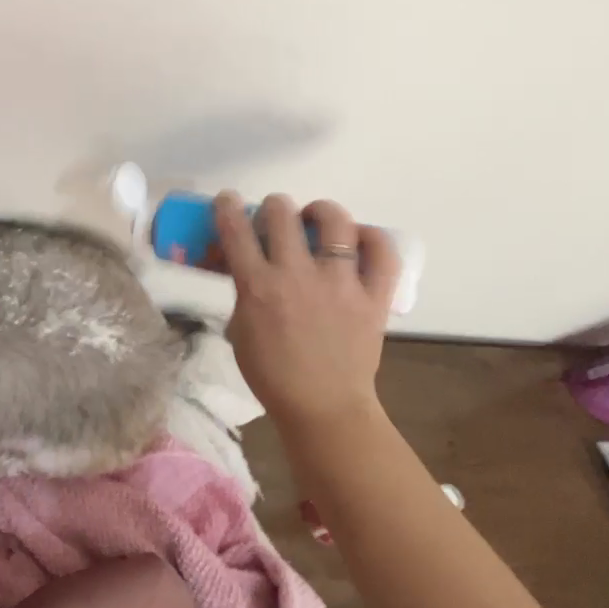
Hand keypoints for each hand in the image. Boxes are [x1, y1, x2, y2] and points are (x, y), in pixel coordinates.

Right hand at [213, 191, 400, 432]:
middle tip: (275, 218)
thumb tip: (249, 267)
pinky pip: (381, 252)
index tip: (228, 201)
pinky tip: (358, 239)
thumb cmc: (271, 372)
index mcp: (257, 286)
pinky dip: (370, 237)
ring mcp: (339, 284)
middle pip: (282, 213)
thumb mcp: (240, 327)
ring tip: (316, 219)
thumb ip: (246, 291)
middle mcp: (297, 276)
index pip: (235, 229)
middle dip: (273, 207)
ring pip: (334, 222)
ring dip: (320, 212)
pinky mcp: (373, 297)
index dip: (227, 206)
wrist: (323, 406)